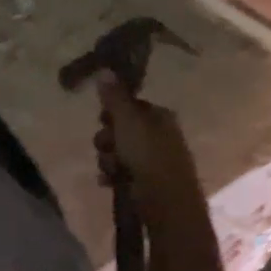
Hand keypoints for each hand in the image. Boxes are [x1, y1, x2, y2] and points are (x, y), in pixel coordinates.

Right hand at [94, 73, 205, 225]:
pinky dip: (114, 176)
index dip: (112, 114)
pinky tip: (110, 182)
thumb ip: (114, 97)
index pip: (129, 106)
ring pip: (118, 153)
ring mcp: (155, 160)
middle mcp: (160, 135)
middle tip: (106, 147)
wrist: (167, 201)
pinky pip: (122, 172)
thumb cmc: (148, 156)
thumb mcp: (127, 121)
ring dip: (108, 160)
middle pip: (121, 130)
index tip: (103, 121)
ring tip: (111, 170)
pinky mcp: (148, 182)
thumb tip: (105, 69)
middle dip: (107, 140)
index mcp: (160, 116)